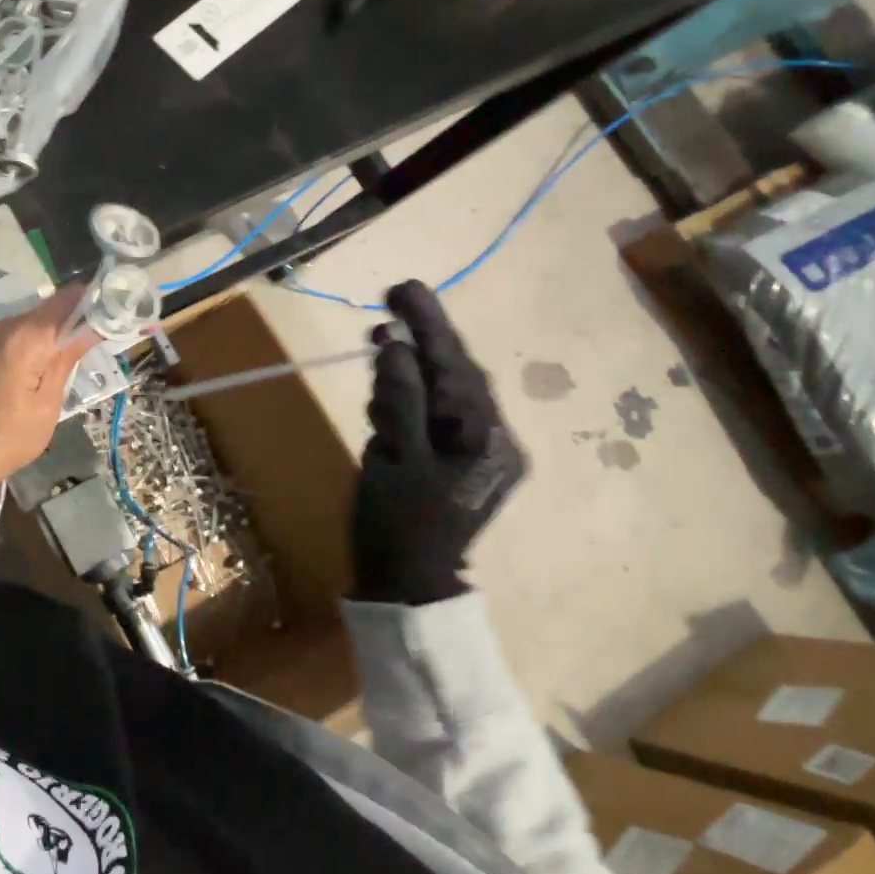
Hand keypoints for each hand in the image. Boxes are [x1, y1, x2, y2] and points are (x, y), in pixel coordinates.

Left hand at [0, 287, 100, 517]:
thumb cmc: (8, 437)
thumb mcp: (48, 402)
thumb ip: (67, 358)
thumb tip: (93, 326)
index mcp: (23, 336)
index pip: (67, 299)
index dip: (94, 300)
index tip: (118, 311)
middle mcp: (5, 326)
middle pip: (51, 308)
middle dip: (79, 318)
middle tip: (107, 337)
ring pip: (36, 322)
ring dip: (59, 332)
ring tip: (85, 353)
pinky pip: (21, 335)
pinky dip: (40, 342)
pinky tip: (55, 363)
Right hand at [352, 281, 524, 604]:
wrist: (407, 585)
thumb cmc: (398, 525)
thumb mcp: (394, 459)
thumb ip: (399, 399)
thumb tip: (393, 344)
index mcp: (487, 439)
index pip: (457, 366)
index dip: (429, 324)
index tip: (401, 288)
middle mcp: (495, 439)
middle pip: (457, 374)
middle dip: (423, 340)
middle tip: (388, 304)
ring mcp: (479, 452)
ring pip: (445, 393)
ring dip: (412, 369)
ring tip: (379, 346)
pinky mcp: (459, 462)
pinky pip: (437, 415)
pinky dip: (410, 397)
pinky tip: (387, 394)